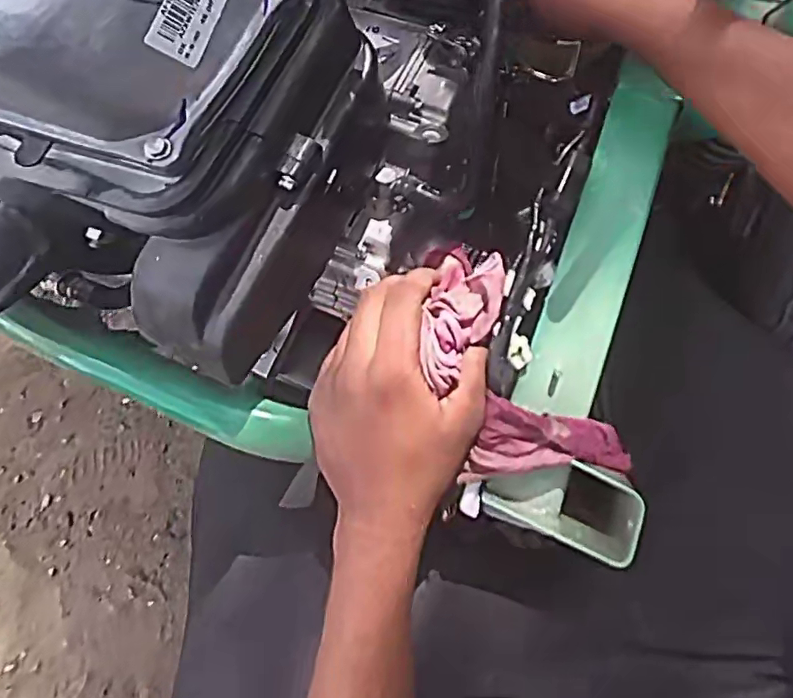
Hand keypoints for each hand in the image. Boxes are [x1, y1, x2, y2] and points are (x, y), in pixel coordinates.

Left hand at [311, 271, 487, 544]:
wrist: (377, 513)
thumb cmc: (423, 469)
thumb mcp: (464, 420)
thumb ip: (474, 369)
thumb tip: (474, 336)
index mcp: (391, 370)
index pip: (400, 298)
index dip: (421, 279)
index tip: (436, 280)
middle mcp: (354, 367)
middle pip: (371, 298)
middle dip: (399, 285)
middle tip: (421, 292)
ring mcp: (331, 379)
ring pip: (353, 320)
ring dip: (379, 309)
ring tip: (402, 320)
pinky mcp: (318, 393)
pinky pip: (340, 347)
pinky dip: (361, 336)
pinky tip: (378, 351)